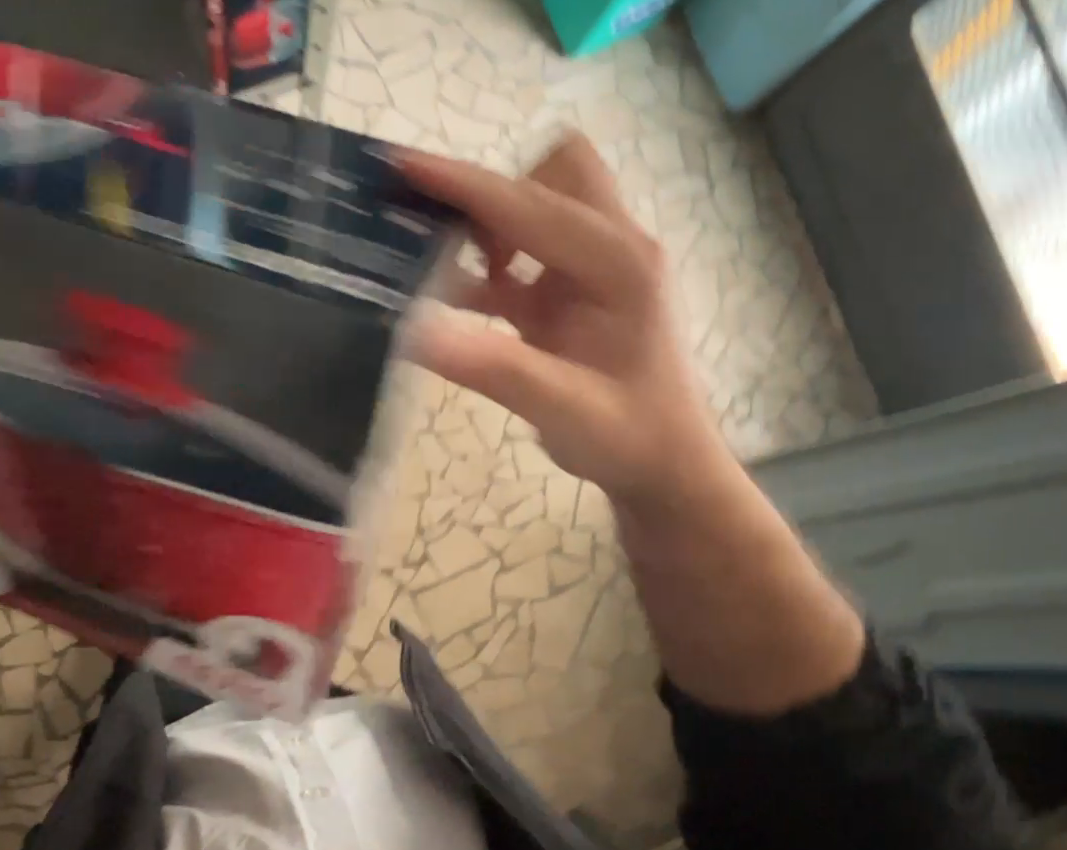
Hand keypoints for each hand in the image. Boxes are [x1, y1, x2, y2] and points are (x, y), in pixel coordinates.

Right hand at [397, 137, 735, 508]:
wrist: (663, 465)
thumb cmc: (628, 436)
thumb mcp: (564, 410)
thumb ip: (494, 368)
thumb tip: (413, 333)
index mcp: (620, 265)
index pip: (533, 208)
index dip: (466, 187)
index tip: (404, 166)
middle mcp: (610, 250)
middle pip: (551, 176)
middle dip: (493, 193)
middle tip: (439, 235)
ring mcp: (590, 270)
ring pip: (535, 211)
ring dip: (486, 229)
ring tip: (432, 264)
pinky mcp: (570, 294)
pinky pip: (520, 258)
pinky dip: (483, 269)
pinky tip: (449, 300)